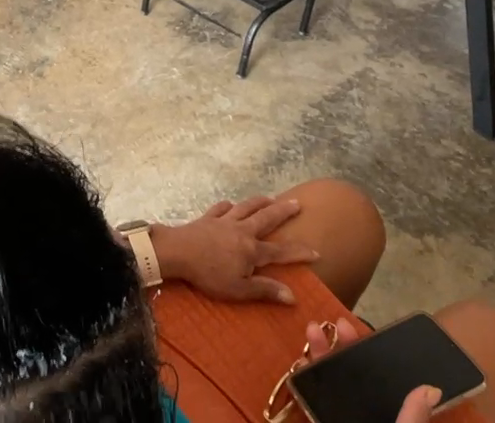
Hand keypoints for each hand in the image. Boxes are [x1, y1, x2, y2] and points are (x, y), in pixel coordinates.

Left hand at [150, 196, 319, 303]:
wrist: (177, 251)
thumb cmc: (208, 274)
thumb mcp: (239, 290)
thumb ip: (265, 290)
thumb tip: (292, 296)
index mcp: (252, 250)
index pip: (282, 252)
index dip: (300, 252)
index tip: (316, 252)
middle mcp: (241, 231)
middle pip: (266, 218)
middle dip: (283, 211)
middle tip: (297, 203)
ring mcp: (223, 221)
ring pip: (245, 207)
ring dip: (259, 202)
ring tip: (270, 197)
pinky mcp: (207, 218)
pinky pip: (220, 208)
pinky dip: (227, 205)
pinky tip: (230, 204)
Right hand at [305, 321, 443, 422]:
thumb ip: (414, 417)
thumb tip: (431, 388)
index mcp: (389, 411)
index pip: (378, 376)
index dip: (367, 351)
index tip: (356, 327)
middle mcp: (365, 409)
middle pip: (349, 373)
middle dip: (338, 346)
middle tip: (333, 323)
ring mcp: (343, 412)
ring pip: (328, 382)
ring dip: (319, 356)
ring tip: (311, 330)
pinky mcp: (324, 418)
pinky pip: (313, 399)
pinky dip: (305, 380)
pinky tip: (300, 363)